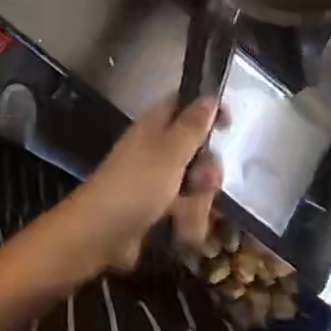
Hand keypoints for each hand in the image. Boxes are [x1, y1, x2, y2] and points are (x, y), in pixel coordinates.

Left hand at [58, 96, 222, 275]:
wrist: (101, 233)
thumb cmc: (135, 185)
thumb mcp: (169, 152)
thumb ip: (192, 126)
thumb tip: (209, 97)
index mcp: (155, 127)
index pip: (184, 106)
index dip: (207, 110)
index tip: (228, 124)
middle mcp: (157, 151)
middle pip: (198, 151)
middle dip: (206, 171)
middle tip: (201, 182)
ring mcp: (158, 181)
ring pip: (196, 185)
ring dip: (197, 203)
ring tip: (181, 214)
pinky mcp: (159, 210)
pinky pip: (187, 210)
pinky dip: (186, 222)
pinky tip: (179, 233)